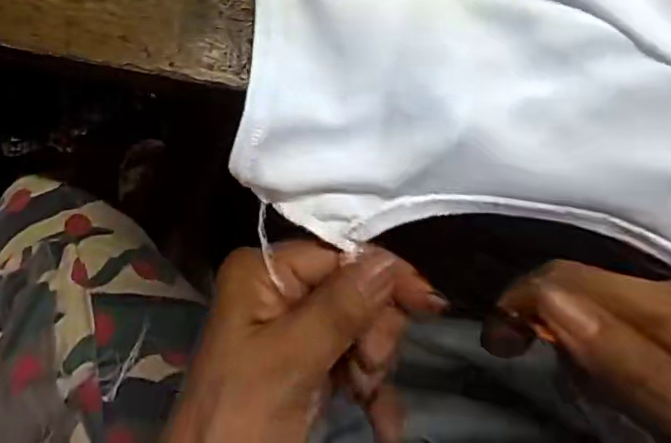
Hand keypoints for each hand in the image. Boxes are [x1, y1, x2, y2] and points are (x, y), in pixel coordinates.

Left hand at [164, 241, 445, 442]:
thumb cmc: (241, 415)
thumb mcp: (291, 360)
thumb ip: (340, 308)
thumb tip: (388, 259)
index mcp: (262, 270)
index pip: (335, 252)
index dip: (382, 273)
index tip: (429, 299)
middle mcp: (277, 288)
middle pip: (352, 287)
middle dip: (372, 329)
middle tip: (370, 367)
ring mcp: (292, 327)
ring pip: (359, 324)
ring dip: (373, 362)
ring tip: (365, 394)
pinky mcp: (306, 365)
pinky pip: (353, 358)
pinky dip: (371, 387)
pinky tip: (379, 417)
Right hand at [484, 261, 670, 442]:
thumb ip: (643, 370)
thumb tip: (548, 297)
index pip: (579, 277)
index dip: (525, 300)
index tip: (494, 347)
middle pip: (592, 287)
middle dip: (545, 316)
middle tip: (516, 363)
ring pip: (612, 311)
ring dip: (576, 340)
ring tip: (569, 383)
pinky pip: (642, 337)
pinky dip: (610, 356)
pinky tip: (614, 385)